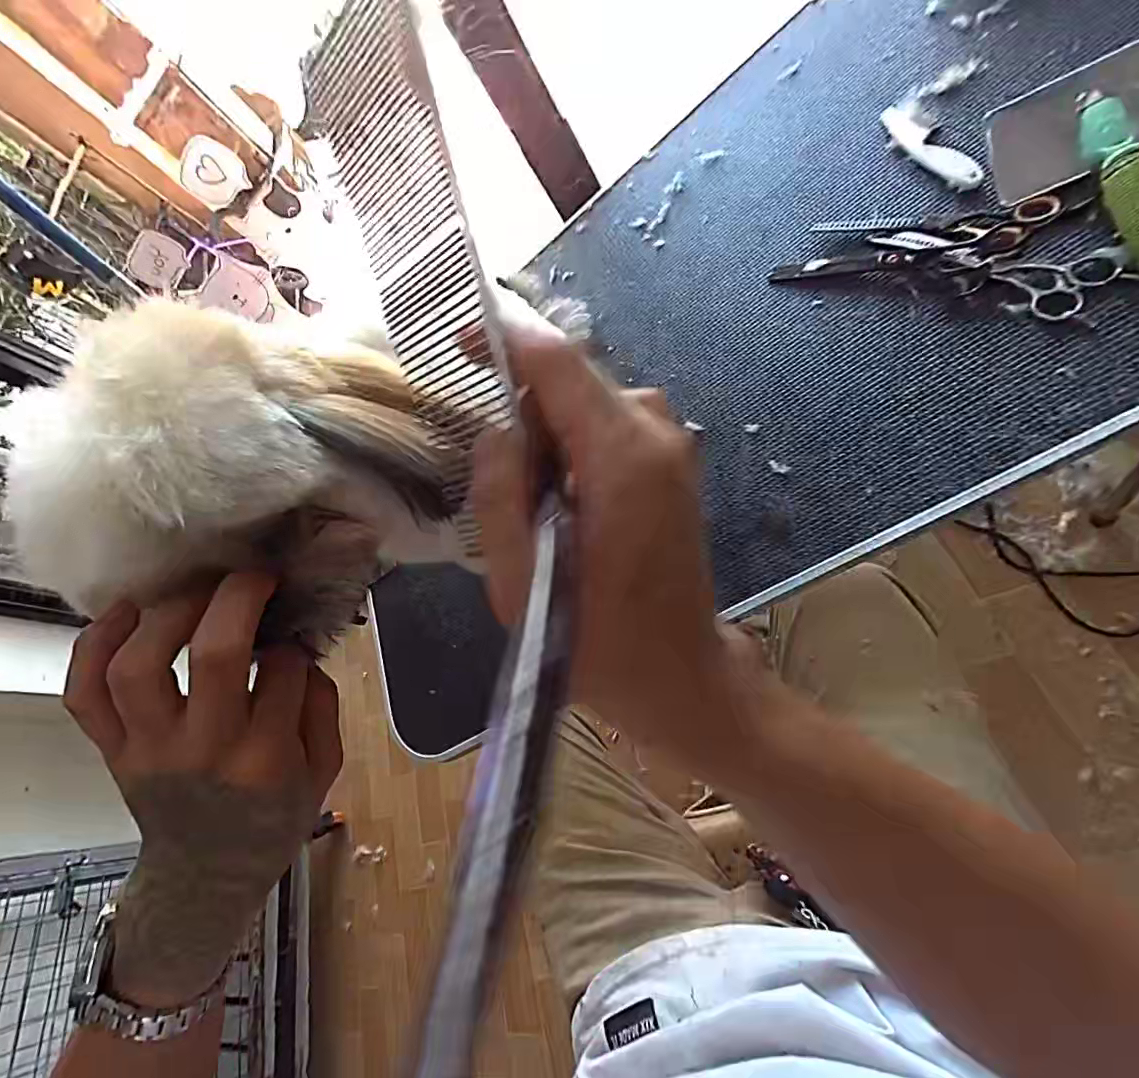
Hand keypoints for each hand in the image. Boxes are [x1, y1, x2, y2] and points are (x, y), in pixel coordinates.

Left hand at [61, 571, 342, 1005]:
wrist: (207, 873)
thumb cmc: (273, 817)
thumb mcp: (323, 769)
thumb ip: (321, 705)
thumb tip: (293, 647)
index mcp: (265, 759)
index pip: (282, 670)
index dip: (289, 643)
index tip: (288, 640)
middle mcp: (203, 749)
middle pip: (214, 653)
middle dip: (239, 596)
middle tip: (253, 577)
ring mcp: (146, 748)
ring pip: (138, 665)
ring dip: (168, 612)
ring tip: (193, 590)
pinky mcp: (110, 748)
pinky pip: (83, 693)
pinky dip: (93, 645)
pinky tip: (127, 612)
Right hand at [471, 333, 770, 775]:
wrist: (677, 675)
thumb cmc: (594, 640)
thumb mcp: (519, 578)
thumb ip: (498, 493)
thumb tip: (497, 429)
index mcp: (621, 456)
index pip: (558, 363)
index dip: (506, 341)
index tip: (461, 340)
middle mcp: (656, 432)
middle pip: (573, 382)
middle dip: (522, 410)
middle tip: (500, 478)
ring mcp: (674, 446)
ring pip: (588, 405)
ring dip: (547, 437)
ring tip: (533, 506)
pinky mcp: (674, 464)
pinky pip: (609, 428)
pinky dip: (574, 447)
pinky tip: (563, 504)